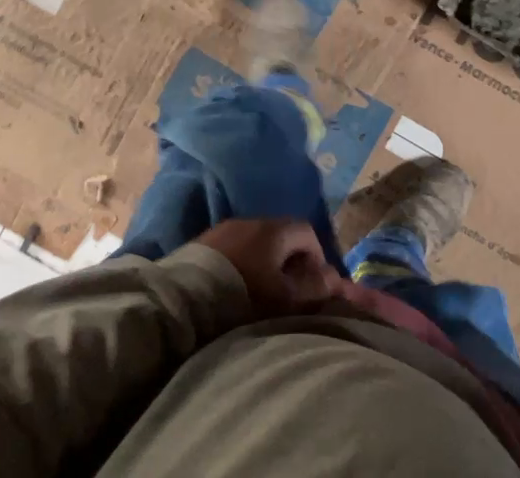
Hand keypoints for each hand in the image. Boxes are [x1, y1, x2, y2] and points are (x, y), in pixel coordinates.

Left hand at [193, 219, 341, 315]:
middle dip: (291, 260)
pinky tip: (236, 286)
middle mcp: (251, 220)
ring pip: (256, 241)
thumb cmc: (244, 295)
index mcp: (275, 229)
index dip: (317, 256)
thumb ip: (313, 287)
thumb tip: (334, 277)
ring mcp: (224, 229)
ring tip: (262, 291)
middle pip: (282, 235)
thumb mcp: (284, 298)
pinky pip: (234, 247)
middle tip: (290, 290)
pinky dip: (243, 262)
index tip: (313, 283)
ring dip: (265, 261)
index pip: (308, 231)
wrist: (185, 297)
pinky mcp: (203, 242)